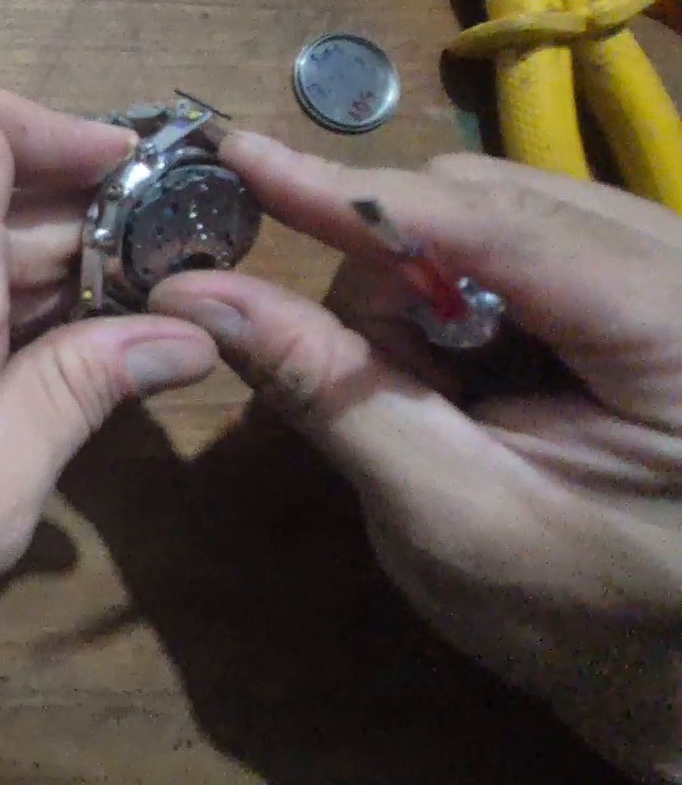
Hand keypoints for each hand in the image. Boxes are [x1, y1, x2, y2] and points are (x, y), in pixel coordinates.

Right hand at [148, 135, 681, 781]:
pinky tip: (459, 361)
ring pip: (486, 213)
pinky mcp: (647, 283)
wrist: (681, 664)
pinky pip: (505, 237)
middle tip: (383, 377)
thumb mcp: (436, 508)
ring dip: (409, 288)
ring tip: (430, 389)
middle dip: (388, 276)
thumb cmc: (578, 616)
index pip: (501, 230)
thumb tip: (187, 291)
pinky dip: (437, 291)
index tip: (235, 155)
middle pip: (487, 205)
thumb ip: (320, 387)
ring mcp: (679, 276)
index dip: (352, 191)